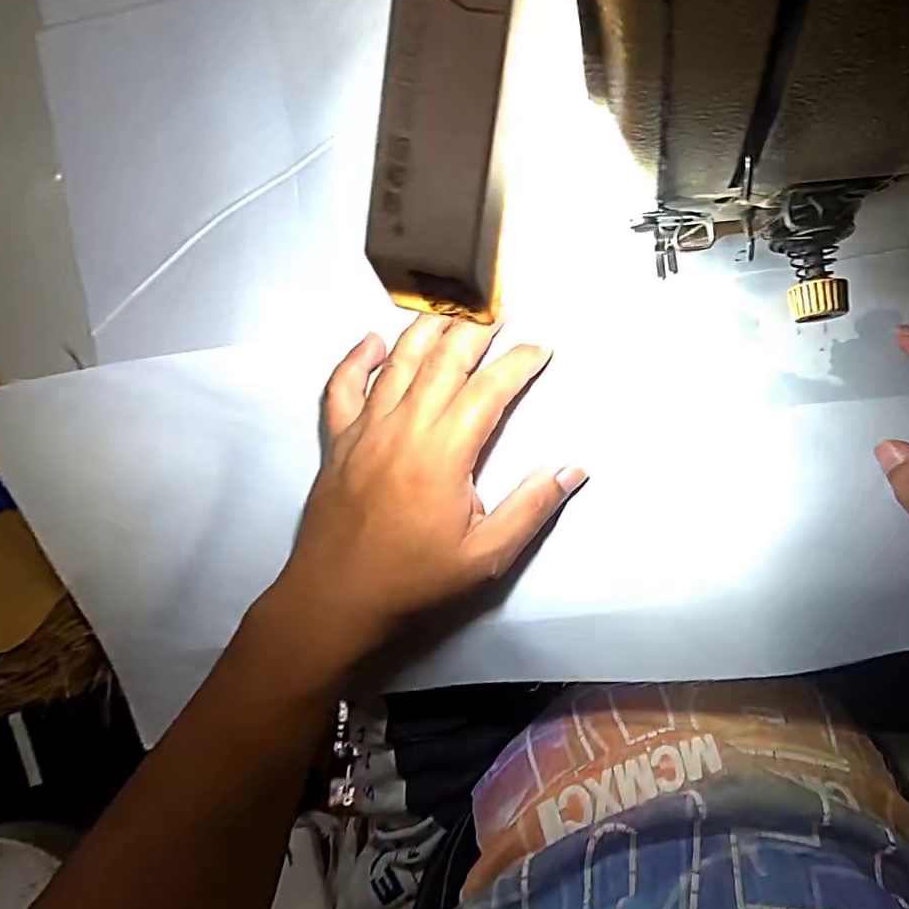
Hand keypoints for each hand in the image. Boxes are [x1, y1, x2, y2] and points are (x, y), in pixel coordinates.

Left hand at [273, 315, 586, 644]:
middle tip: (497, 310)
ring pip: (397, 362)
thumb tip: (573, 469)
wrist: (335, 600)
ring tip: (450, 308)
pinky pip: (342, 387)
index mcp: (443, 452)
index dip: (518, 363)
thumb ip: (531, 508)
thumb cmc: (414, 579)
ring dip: (426, 329)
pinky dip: (357, 359)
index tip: (539, 350)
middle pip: (443, 360)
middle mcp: (403, 428)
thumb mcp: (486, 556)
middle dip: (475, 329)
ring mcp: (365, 430)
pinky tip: (373, 341)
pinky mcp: (338, 441)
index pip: (488, 390)